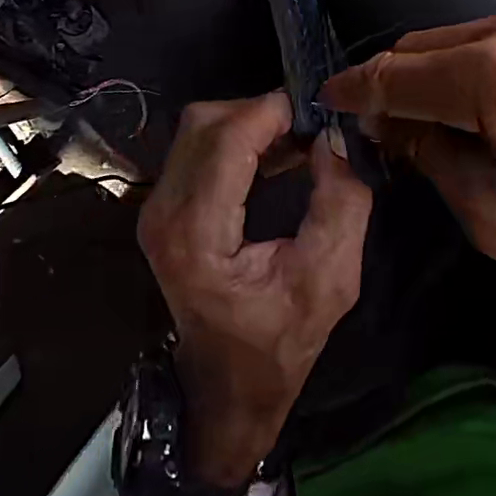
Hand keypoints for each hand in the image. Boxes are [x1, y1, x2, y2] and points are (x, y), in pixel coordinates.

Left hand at [138, 92, 370, 485]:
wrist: (227, 385)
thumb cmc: (279, 345)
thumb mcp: (329, 281)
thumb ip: (340, 203)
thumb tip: (338, 137)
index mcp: (195, 234)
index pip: (226, 140)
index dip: (272, 111)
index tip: (319, 109)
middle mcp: (163, 213)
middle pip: (204, 124)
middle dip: (261, 113)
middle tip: (312, 127)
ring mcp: (155, 210)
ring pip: (196, 130)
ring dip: (248, 124)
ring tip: (299, 140)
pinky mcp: (162, 209)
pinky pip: (195, 150)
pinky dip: (235, 141)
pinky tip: (275, 155)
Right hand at [320, 0, 495, 324]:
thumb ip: (435, 163)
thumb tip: (394, 129)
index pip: (395, 76)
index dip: (353, 92)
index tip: (327, 102)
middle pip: (423, 44)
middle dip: (393, 83)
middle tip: (385, 129)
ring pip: (466, 34)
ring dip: (439, 72)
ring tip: (445, 121)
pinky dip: (486, 61)